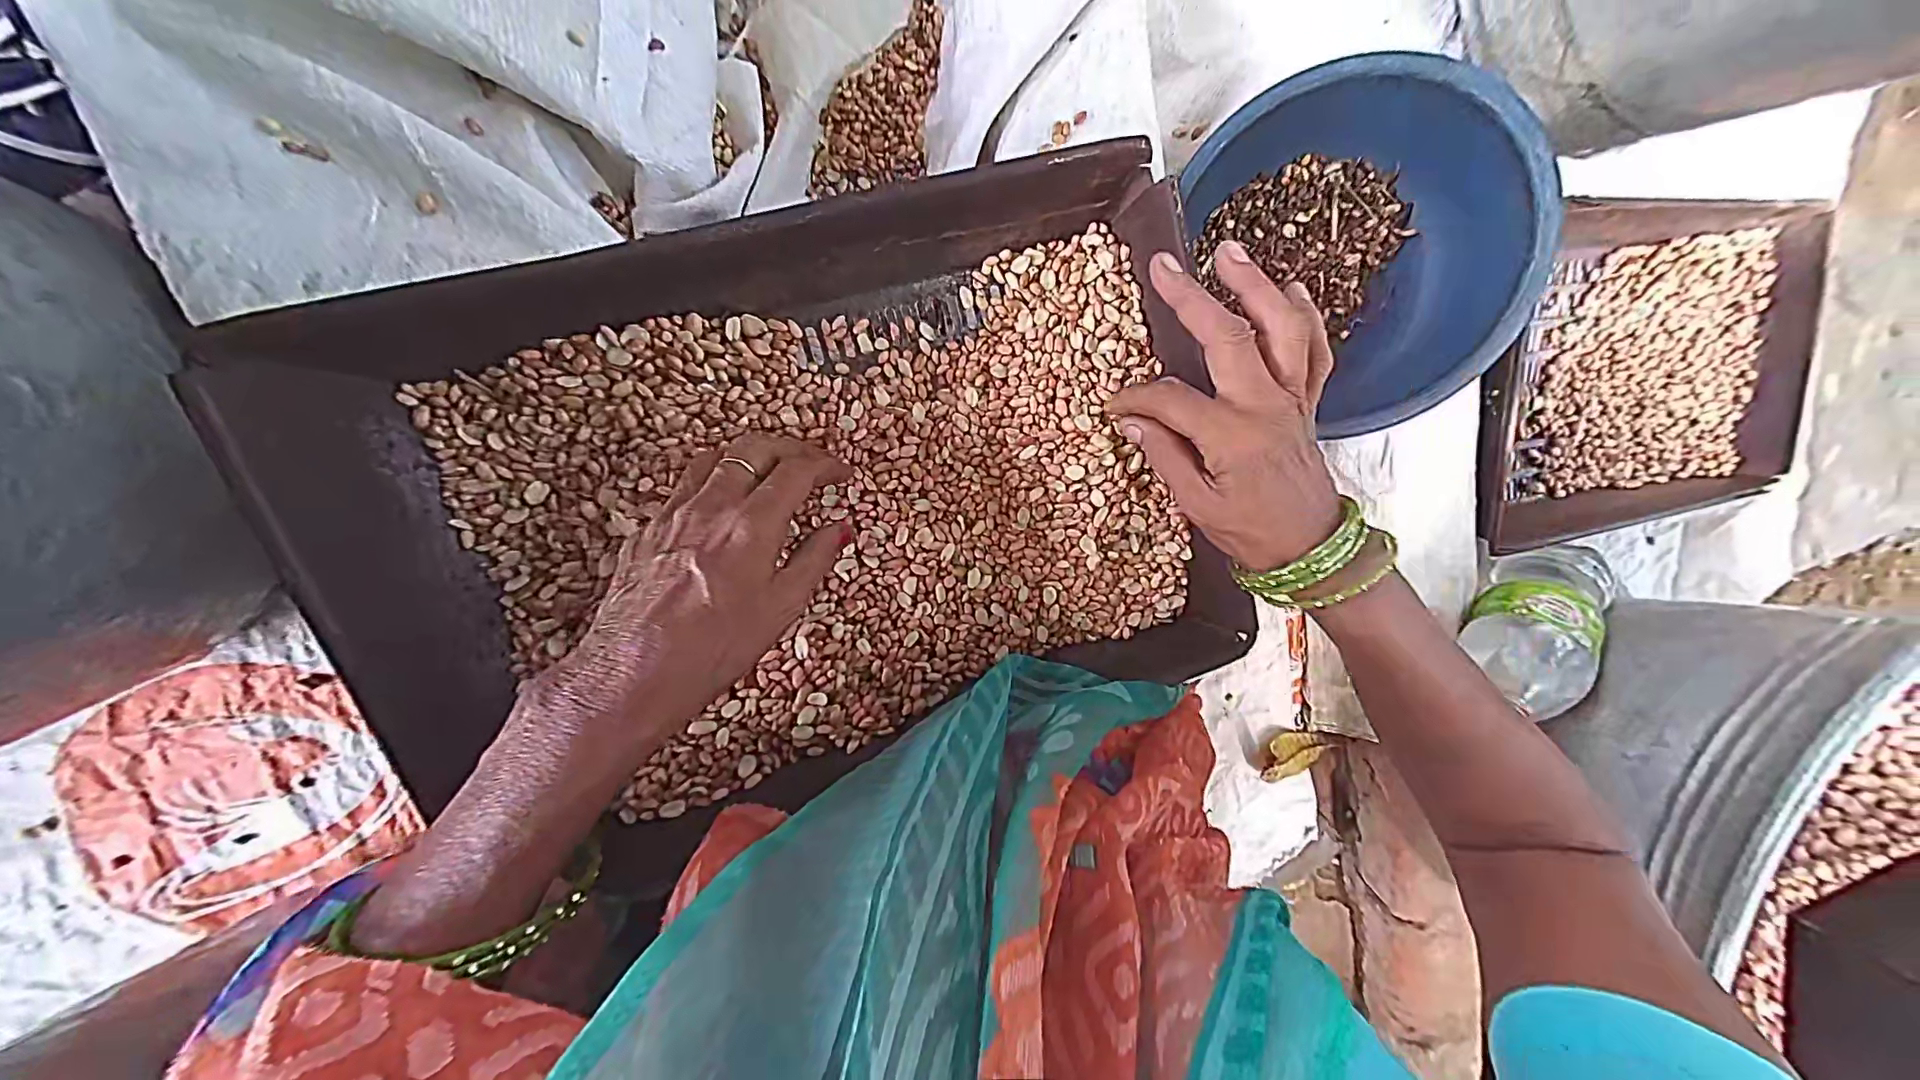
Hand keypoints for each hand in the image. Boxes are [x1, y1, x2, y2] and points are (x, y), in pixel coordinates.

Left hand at [528, 434, 851, 748]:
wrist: (634, 673)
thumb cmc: (711, 650)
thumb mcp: (781, 608)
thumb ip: (814, 559)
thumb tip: (838, 529)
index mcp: (752, 526)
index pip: (797, 470)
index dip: (825, 464)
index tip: (839, 472)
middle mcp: (711, 507)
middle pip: (755, 447)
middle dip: (791, 447)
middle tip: (811, 462)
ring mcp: (674, 514)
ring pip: (715, 457)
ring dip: (749, 455)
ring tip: (768, 471)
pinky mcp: (648, 528)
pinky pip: (684, 484)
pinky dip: (713, 479)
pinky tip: (722, 503)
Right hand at [1106, 241, 1342, 570]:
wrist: (1310, 547)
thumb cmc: (1251, 531)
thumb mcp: (1195, 504)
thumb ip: (1164, 456)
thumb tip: (1133, 421)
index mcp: (1232, 435)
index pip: (1172, 398)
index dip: (1137, 397)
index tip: (1115, 405)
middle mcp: (1266, 406)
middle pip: (1228, 337)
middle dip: (1192, 299)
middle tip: (1166, 267)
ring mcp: (1293, 399)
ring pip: (1281, 328)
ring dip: (1256, 285)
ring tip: (1230, 252)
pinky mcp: (1308, 402)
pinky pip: (1315, 351)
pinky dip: (1305, 317)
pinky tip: (1292, 290)